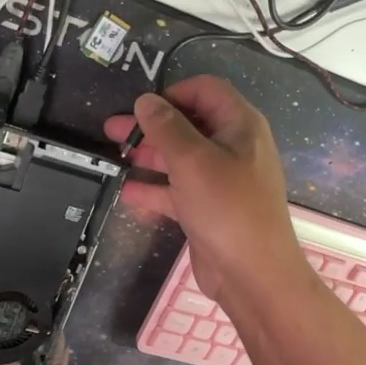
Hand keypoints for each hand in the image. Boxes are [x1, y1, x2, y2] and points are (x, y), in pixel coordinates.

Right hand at [102, 75, 306, 301]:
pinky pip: (179, 190)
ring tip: (116, 158)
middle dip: (152, 126)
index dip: (173, 93)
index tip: (141, 108)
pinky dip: (155, 189)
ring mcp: (221, 180)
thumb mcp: (192, 161)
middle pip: (189, 124)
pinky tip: (128, 192)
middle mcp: (233, 148)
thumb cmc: (227, 208)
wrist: (253, 274)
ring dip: (150, 156)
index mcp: (240, 126)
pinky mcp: (209, 209)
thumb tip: (146, 101)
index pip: (206, 91)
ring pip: (181, 159)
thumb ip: (166, 128)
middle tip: (113, 131)